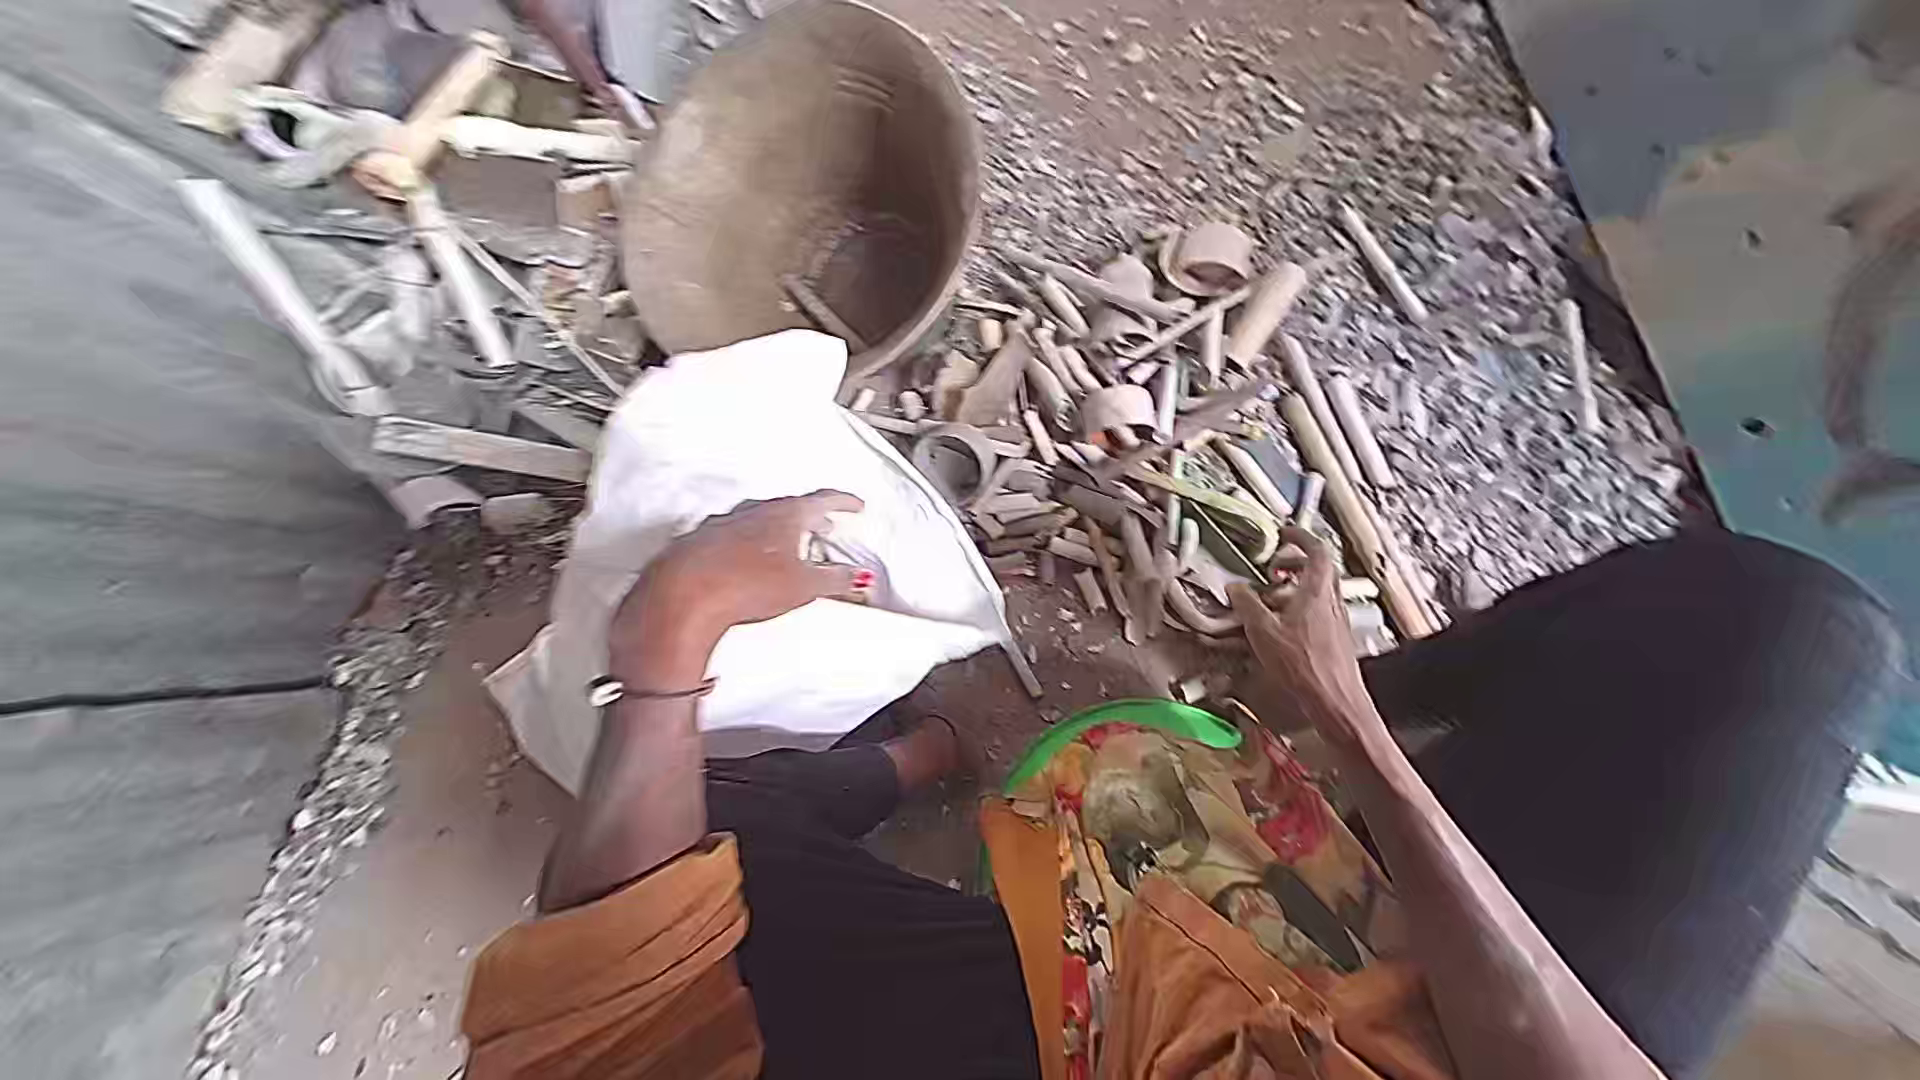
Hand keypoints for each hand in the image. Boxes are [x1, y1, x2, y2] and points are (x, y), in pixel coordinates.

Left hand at [609, 490, 868, 684]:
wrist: (683, 596)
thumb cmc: (745, 584)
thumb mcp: (805, 586)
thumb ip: (836, 578)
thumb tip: (858, 576)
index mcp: (785, 514)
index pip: (823, 500)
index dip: (843, 502)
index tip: (855, 505)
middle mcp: (753, 511)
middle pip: (790, 507)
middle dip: (811, 516)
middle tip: (824, 525)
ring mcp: (723, 524)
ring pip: (758, 518)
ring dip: (777, 528)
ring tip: (788, 545)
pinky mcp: (699, 543)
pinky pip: (732, 535)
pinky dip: (748, 542)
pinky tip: (747, 560)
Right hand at [1229, 527, 1377, 742]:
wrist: (1335, 701)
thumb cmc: (1302, 665)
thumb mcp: (1263, 631)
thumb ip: (1247, 605)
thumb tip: (1235, 587)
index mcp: (1317, 592)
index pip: (1317, 551)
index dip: (1300, 537)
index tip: (1283, 533)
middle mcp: (1332, 601)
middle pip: (1320, 568)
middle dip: (1295, 561)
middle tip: (1273, 565)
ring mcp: (1337, 619)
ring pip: (1320, 589)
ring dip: (1297, 583)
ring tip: (1273, 594)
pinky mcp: (1336, 637)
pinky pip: (1319, 608)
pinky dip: (1301, 604)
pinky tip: (1283, 622)